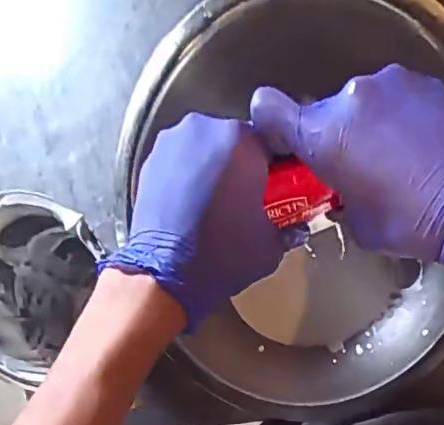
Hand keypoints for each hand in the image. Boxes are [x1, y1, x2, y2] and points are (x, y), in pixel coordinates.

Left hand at [103, 114, 286, 331]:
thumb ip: (287, 229)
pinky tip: (192, 207)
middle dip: (241, 166)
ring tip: (216, 205)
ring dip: (213, 169)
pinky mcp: (150, 160)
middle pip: (234, 141)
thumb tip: (293, 227)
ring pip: (205, 148)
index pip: (272, 142)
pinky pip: (179, 162)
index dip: (277, 169)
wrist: (166, 276)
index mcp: (243, 141)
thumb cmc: (221, 257)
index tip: (278, 190)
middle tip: (246, 200)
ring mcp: (173, 141)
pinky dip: (188, 178)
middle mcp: (206, 129)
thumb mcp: (269, 248)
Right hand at [250, 65, 443, 276]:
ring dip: (367, 127)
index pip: (272, 110)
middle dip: (334, 139)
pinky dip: (397, 120)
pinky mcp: (423, 82)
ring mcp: (389, 84)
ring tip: (391, 161)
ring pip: (361, 104)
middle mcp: (350, 98)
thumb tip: (340, 191)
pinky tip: (414, 148)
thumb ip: (338, 198)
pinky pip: (395, 99)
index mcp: (324, 136)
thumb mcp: (360, 224)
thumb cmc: (411, 222)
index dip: (271, 125)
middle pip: (324, 113)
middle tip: (352, 170)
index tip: (280, 141)